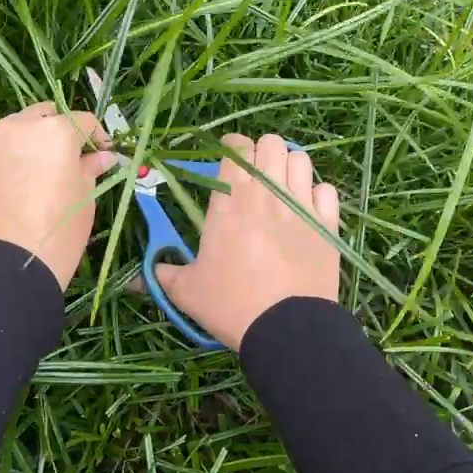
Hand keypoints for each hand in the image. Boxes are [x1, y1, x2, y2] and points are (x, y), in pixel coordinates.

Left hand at [0, 101, 114, 289]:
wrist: (1, 269)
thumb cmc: (56, 232)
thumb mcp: (84, 198)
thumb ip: (91, 169)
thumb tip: (103, 156)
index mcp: (55, 130)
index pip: (84, 121)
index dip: (98, 136)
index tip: (105, 154)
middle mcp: (21, 126)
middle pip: (47, 115)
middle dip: (63, 130)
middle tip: (76, 158)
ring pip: (21, 128)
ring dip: (37, 139)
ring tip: (48, 169)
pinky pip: (2, 148)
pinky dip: (16, 154)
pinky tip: (25, 181)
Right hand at [155, 133, 339, 349]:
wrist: (287, 330)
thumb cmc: (232, 305)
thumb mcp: (189, 291)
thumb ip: (165, 274)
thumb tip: (144, 274)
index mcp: (230, 200)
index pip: (235, 147)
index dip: (232, 148)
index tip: (228, 163)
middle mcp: (267, 193)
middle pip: (271, 143)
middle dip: (262, 153)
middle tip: (255, 176)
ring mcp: (301, 205)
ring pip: (300, 158)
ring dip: (290, 167)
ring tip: (282, 187)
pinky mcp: (328, 223)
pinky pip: (326, 189)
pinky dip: (317, 194)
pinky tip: (308, 209)